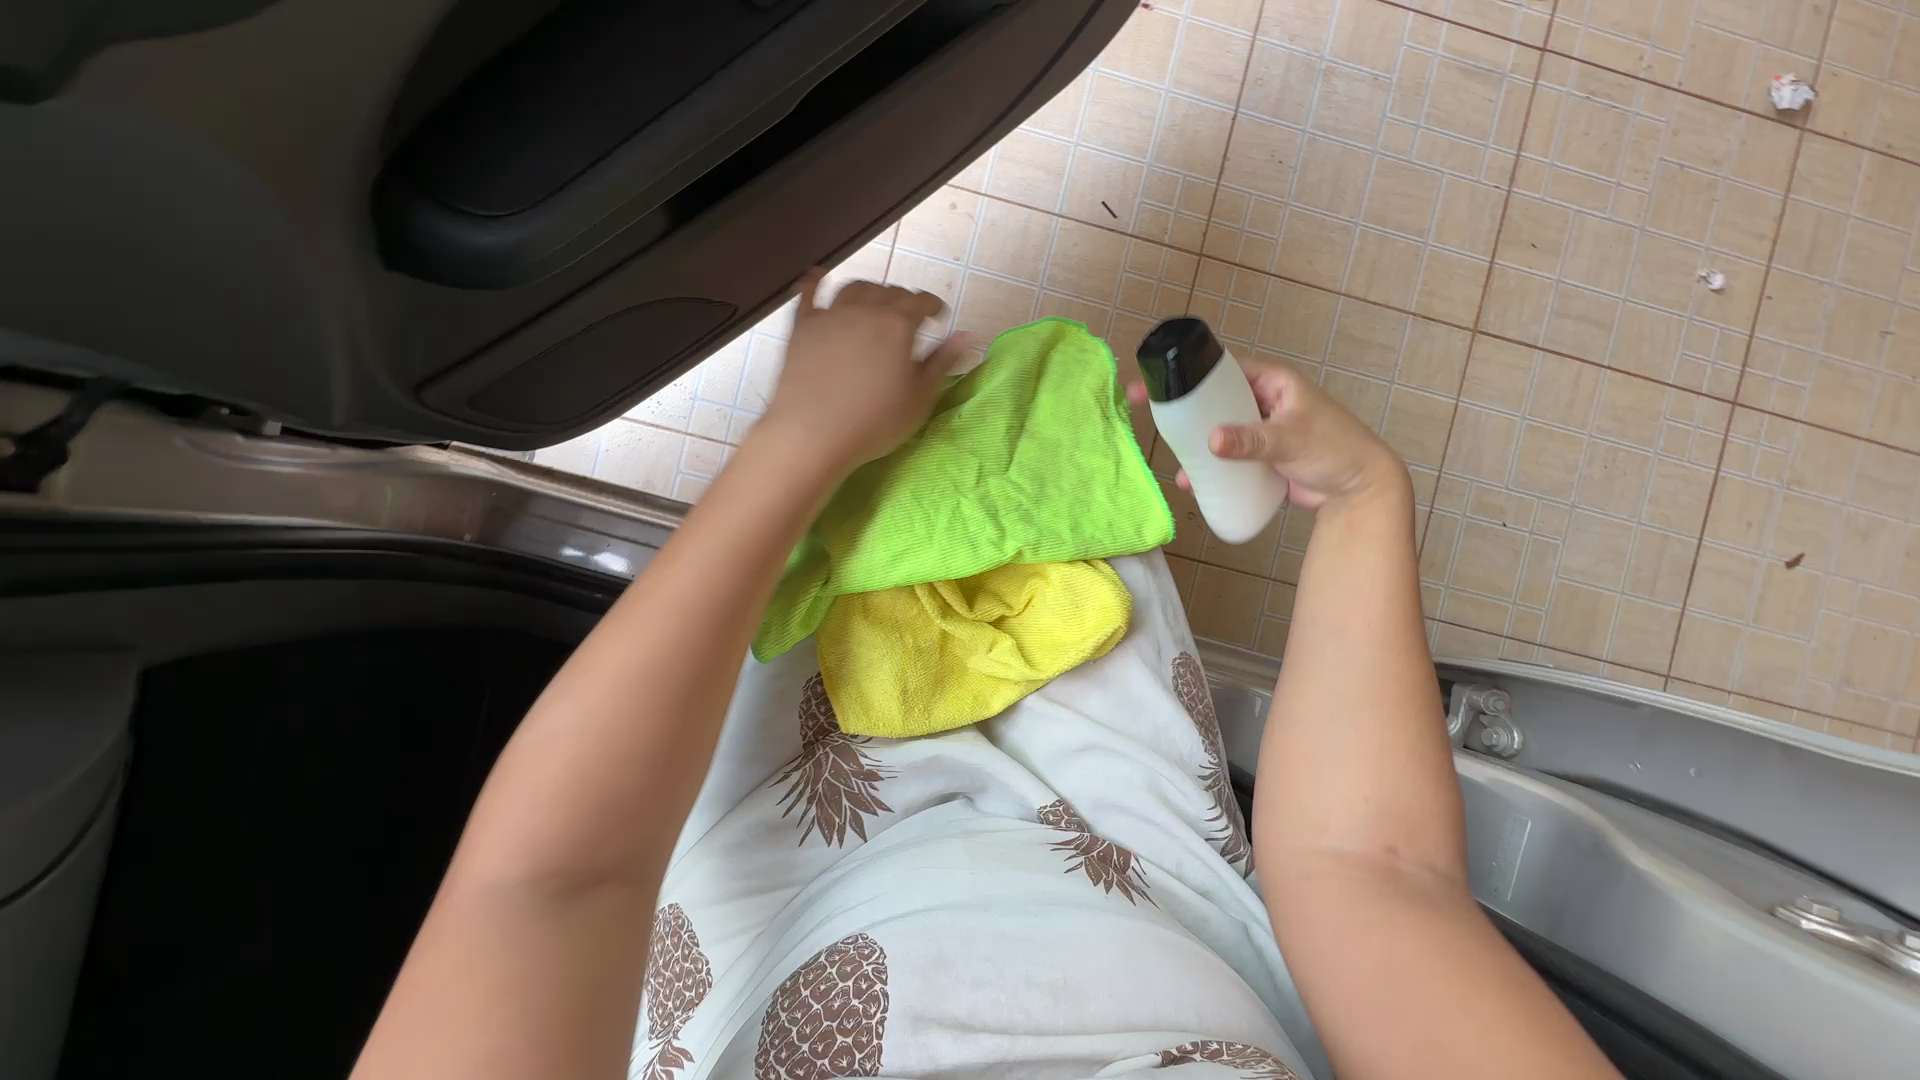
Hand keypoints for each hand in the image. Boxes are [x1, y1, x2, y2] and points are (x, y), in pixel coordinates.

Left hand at [754, 269, 970, 476]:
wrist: (813, 433)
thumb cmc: (874, 422)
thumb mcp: (919, 398)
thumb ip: (942, 362)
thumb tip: (966, 335)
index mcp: (898, 325)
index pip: (921, 302)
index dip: (933, 305)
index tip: (938, 316)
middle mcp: (865, 310)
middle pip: (889, 292)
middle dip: (903, 299)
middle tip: (908, 315)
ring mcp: (831, 315)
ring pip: (854, 288)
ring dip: (869, 290)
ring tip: (874, 302)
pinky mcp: (802, 327)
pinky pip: (809, 294)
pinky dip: (816, 282)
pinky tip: (817, 275)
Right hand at [1127, 356, 1404, 510]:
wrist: (1359, 491)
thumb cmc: (1334, 450)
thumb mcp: (1289, 441)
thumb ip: (1250, 441)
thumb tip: (1211, 440)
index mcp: (1272, 382)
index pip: (1221, 370)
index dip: (1187, 374)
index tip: (1154, 382)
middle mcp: (1263, 401)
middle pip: (1214, 402)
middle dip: (1184, 413)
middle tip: (1149, 417)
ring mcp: (1260, 430)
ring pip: (1218, 432)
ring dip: (1196, 447)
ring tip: (1177, 465)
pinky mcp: (1260, 457)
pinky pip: (1228, 458)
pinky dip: (1211, 469)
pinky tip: (1196, 484)